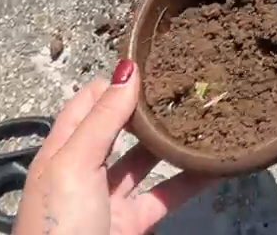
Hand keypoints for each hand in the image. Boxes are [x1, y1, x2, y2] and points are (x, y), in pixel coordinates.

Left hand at [12, 60, 213, 234]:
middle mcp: (84, 171)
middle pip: (119, 127)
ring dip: (171, 140)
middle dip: (149, 106)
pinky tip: (216, 163)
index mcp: (61, 152)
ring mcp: (108, 201)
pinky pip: (166, 194)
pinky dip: (191, 179)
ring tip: (206, 112)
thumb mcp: (74, 167)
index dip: (117, 80)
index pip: (88, 101)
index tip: (156, 59)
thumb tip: (128, 67)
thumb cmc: (60, 228)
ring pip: (145, 159)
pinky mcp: (132, 225)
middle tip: (188, 80)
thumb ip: (103, 118)